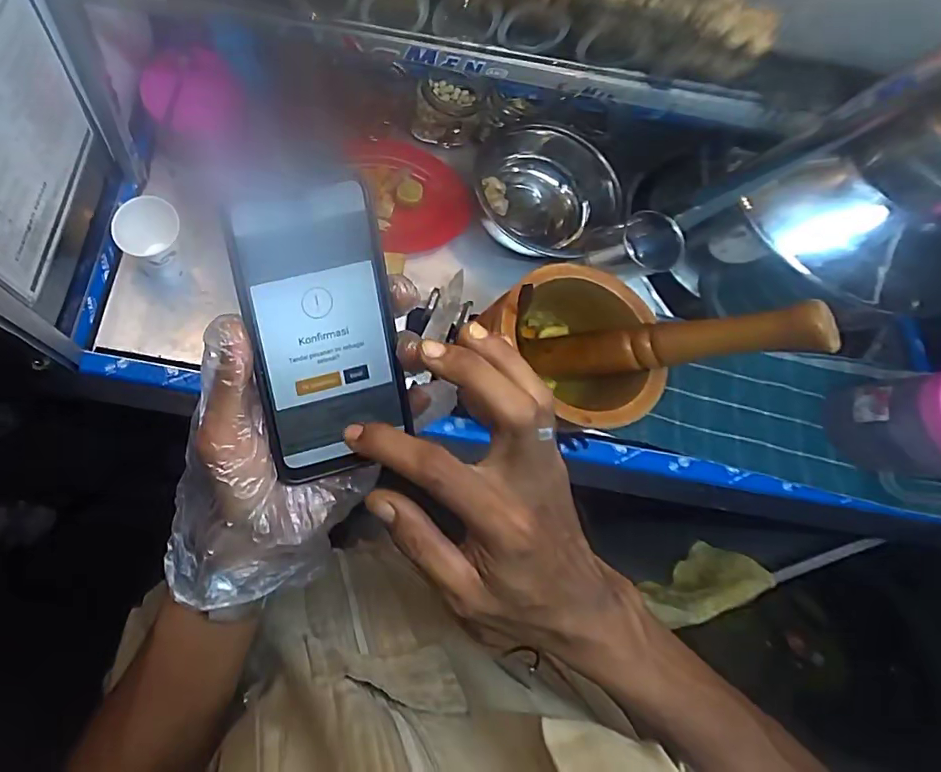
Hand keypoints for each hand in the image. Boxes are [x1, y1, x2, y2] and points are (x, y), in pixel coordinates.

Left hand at [165, 277, 421, 611]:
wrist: (253, 542)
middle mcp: (308, 382)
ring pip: (373, 371)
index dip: (328, 295)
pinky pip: (390, 417)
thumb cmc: (227, 479)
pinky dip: (409, 403)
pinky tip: (423, 394)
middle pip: (345, 337)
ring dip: (398, 352)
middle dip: (376, 313)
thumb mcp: (221, 431)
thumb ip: (228, 385)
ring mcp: (338, 411)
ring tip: (415, 348)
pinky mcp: (362, 443)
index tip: (357, 277)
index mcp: (272, 371)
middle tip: (403, 298)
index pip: (302, 321)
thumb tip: (235, 330)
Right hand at [346, 322, 644, 672]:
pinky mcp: (550, 450)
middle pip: (513, 411)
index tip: (354, 432)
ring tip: (452, 329)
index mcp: (502, 520)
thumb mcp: (463, 597)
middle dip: (467, 372)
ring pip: (532, 394)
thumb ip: (419, 545)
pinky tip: (481, 340)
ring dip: (493, 356)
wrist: (585, 612)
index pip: (440, 469)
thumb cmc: (519, 607)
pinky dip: (511, 362)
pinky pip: (537, 396)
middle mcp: (531, 480)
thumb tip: (377, 496)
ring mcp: (548, 460)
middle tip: (418, 350)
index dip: (391, 446)